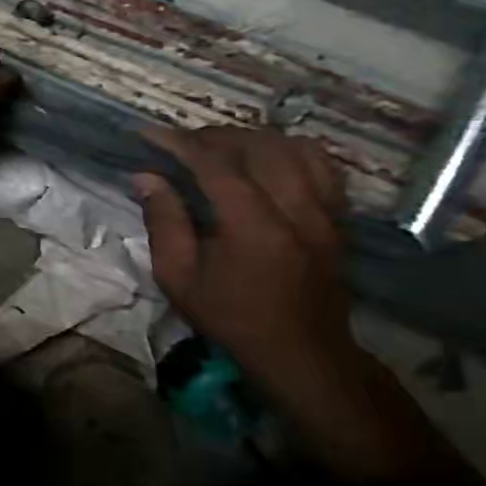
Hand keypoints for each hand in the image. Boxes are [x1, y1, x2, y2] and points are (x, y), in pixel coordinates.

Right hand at [133, 126, 351, 361]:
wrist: (300, 351)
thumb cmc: (230, 316)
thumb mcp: (178, 277)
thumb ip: (163, 222)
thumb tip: (146, 178)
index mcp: (254, 226)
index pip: (216, 165)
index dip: (180, 143)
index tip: (149, 134)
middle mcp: (298, 210)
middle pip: (259, 147)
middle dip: (214, 136)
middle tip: (180, 143)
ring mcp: (326, 213)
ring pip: (295, 149)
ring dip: (252, 139)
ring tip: (220, 147)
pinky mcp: (338, 218)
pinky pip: (322, 166)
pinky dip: (289, 152)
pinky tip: (265, 159)